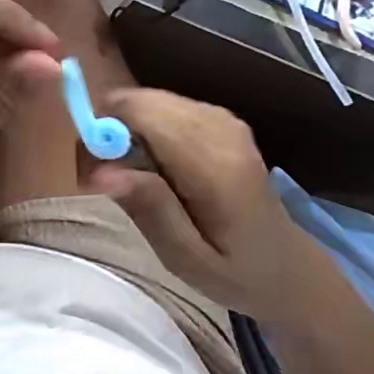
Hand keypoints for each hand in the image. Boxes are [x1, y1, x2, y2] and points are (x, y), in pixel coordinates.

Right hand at [90, 88, 330, 320]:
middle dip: (110, 129)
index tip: (86, 172)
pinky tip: (151, 166)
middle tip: (100, 179)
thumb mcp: (188, 261)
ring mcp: (225, 118)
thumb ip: (150, 211)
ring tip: (125, 177)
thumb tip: (100, 173)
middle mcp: (222, 128)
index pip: (144, 112)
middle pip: (143, 101)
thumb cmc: (236, 273)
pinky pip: (167, 107)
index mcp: (216, 165)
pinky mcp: (222, 118)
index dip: (103, 129)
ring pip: (151, 100)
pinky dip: (146, 128)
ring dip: (126, 129)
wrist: (287, 265)